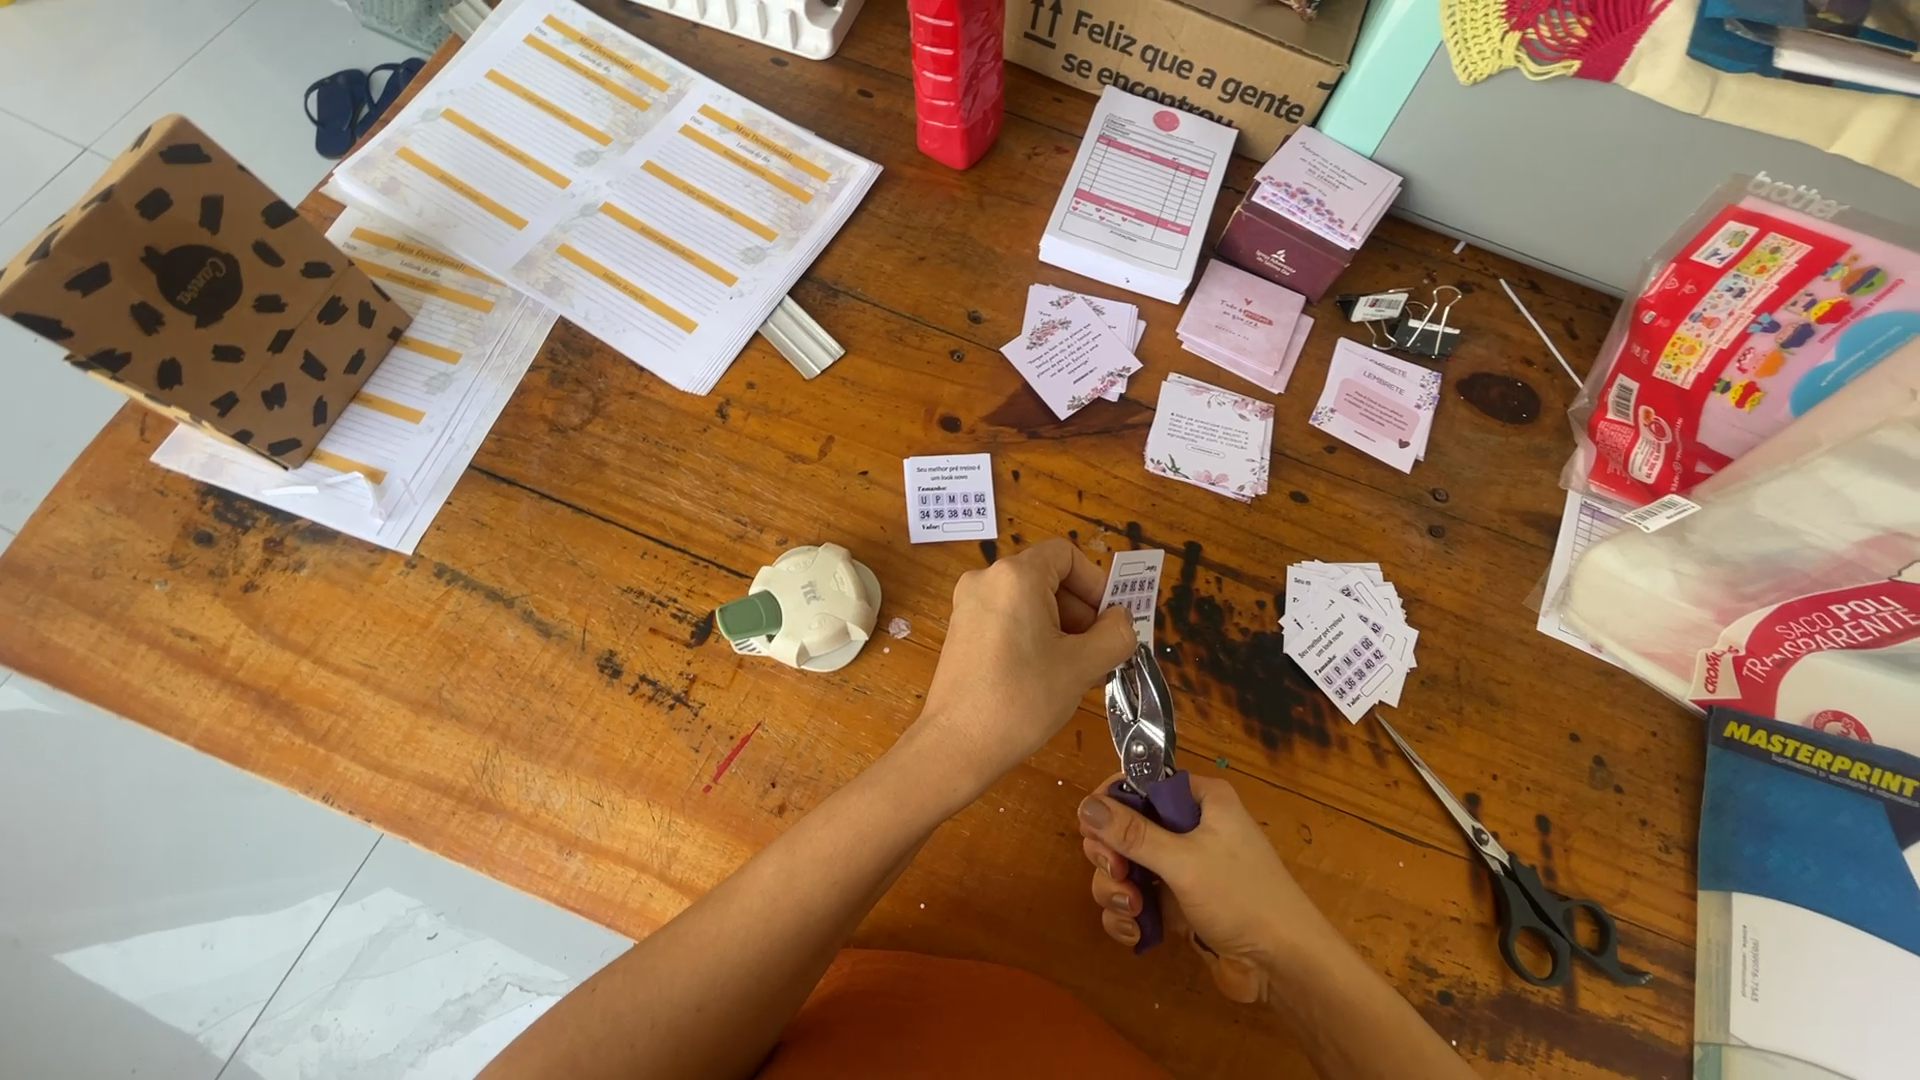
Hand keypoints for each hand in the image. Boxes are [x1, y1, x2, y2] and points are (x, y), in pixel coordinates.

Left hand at [907, 539, 1137, 798]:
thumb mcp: (1082, 665)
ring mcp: (968, 606)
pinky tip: (1049, 676)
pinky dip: (1035, 637)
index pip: (1066, 555)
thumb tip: (1121, 620)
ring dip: (1062, 629)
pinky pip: (1009, 619)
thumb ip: (1116, 633)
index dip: (1096, 583)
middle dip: (1081, 611)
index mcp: (1015, 576)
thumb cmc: (1023, 699)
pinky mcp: (961, 632)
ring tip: (1079, 671)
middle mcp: (985, 580)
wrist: (957, 746)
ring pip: (1029, 602)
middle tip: (1100, 652)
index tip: (1110, 620)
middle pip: (1048, 578)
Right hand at [1077, 775, 1332, 1002]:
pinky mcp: (1175, 905)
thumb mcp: (1184, 861)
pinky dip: (1128, 917)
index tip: (1094, 829)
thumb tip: (1084, 804)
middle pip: (1122, 828)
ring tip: (1132, 911)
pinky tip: (1136, 933)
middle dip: (1111, 855)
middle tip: (1117, 874)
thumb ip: (1132, 833)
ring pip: (1123, 867)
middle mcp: (1187, 827)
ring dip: (1116, 890)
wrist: (1285, 968)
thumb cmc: (1242, 898)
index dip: (1111, 803)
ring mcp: (1180, 867)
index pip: (1140, 784)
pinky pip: (1134, 900)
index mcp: (1199, 800)